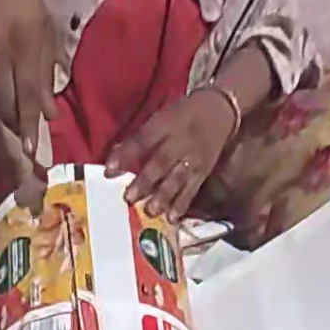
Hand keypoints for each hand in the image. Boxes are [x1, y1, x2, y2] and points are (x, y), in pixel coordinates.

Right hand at [0, 0, 56, 158]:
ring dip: (4, 119)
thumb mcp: (46, 33)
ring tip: (14, 127)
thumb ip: (47, 74)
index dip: (29, 125)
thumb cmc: (26, 1)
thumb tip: (49, 114)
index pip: (28, 94)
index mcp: (24, 44)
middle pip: (6, 105)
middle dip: (16, 126)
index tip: (30, 151)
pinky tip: (0, 107)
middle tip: (25, 141)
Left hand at [105, 89, 240, 219]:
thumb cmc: (183, 116)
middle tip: (129, 198)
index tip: (109, 170)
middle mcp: (181, 141)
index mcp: (166, 124)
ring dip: (163, 197)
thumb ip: (138, 139)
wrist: (220, 110)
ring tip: (151, 211)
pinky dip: (181, 205)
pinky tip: (171, 218)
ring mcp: (193, 158)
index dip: (126, 154)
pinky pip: (192, 190)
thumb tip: (113, 159)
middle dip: (145, 181)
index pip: (143, 140)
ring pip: (177, 179)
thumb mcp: (161, 118)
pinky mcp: (203, 172)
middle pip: (161, 162)